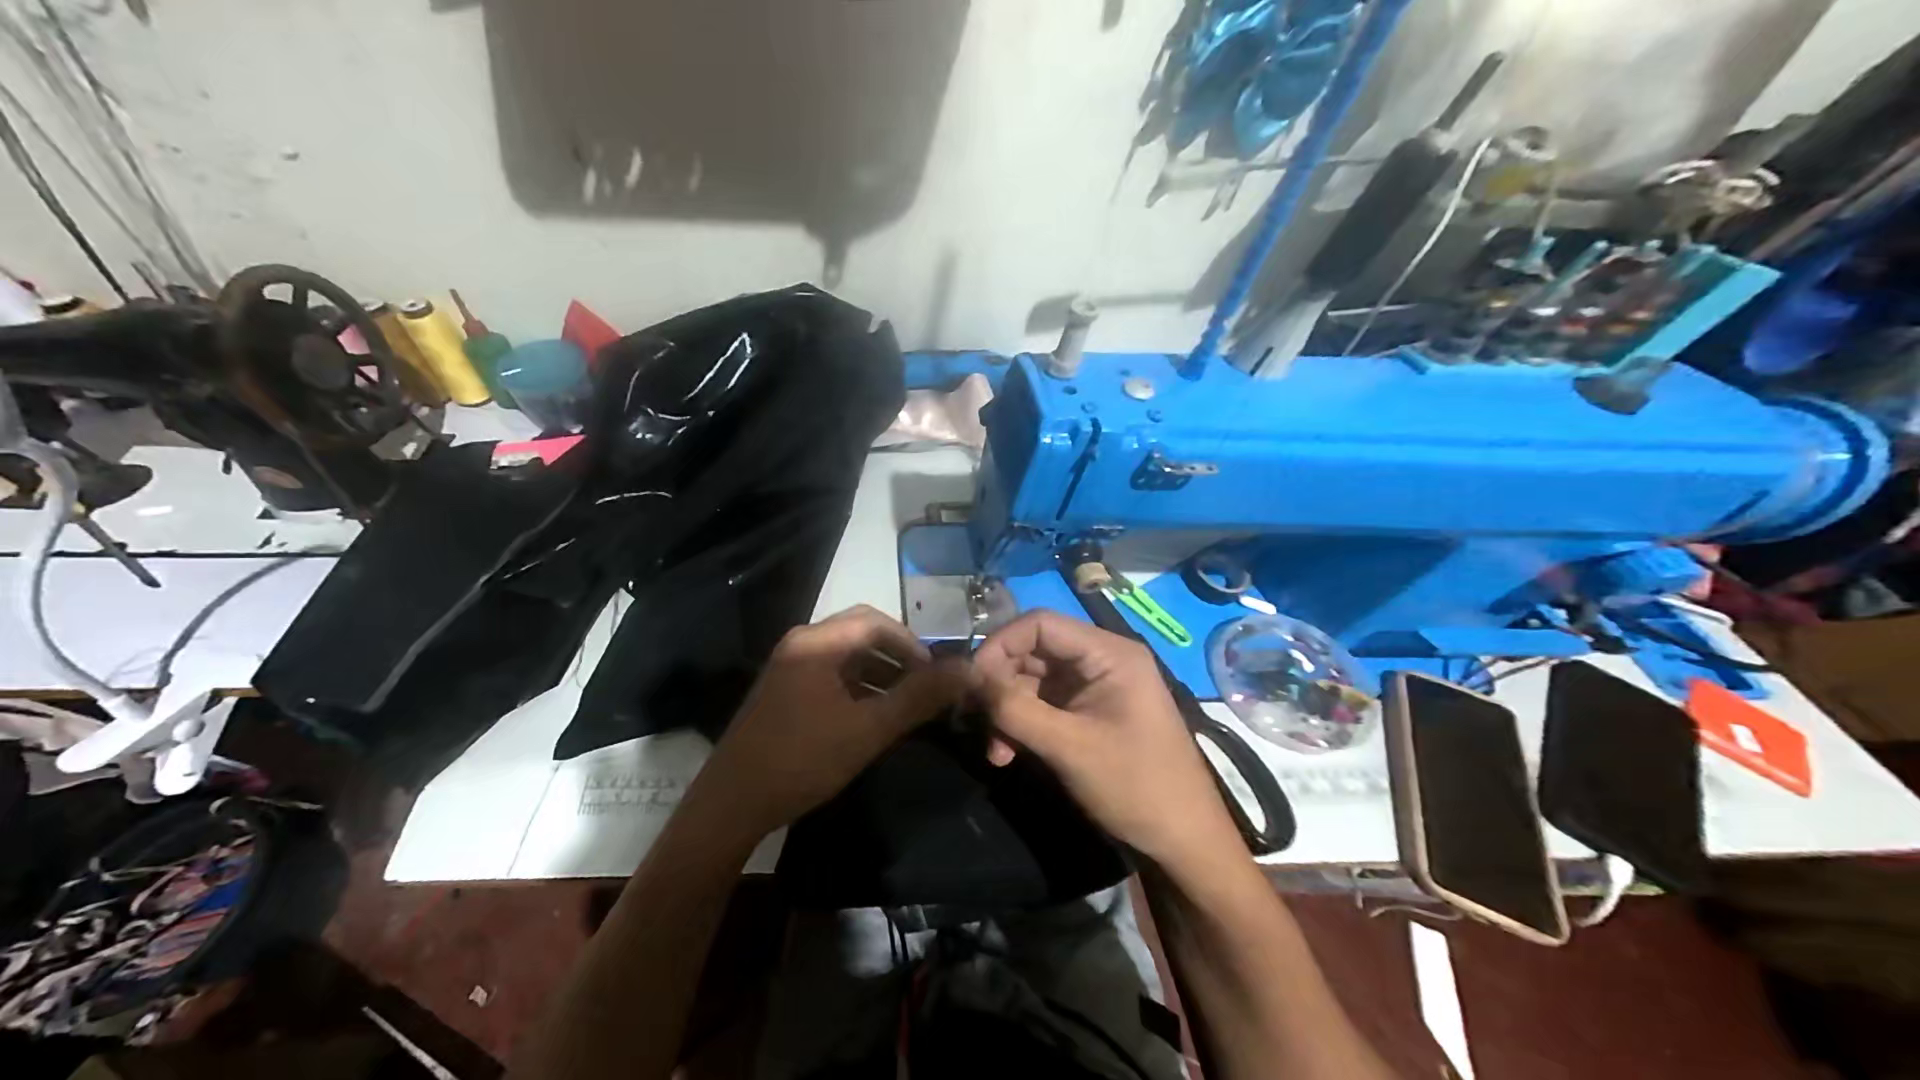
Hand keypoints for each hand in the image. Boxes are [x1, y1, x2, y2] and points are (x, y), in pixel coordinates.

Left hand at [697, 605, 965, 836]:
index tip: (937, 675)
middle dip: (898, 657)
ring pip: (847, 657)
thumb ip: (918, 697)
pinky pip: (832, 677)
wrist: (732, 804)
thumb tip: (967, 669)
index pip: (876, 622)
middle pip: (861, 634)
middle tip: (926, 686)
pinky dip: (860, 689)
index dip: (912, 644)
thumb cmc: (802, 760)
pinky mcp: (785, 693)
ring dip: (881, 674)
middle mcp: (801, 645)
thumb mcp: (868, 730)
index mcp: (816, 642)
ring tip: (909, 704)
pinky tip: (875, 717)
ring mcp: (789, 669)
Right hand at [972, 610, 1241, 870]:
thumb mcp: (1068, 746)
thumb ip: (1015, 708)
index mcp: (1109, 653)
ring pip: (1033, 682)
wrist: (1182, 841)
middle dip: (1001, 686)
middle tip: (976, 721)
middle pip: (1033, 652)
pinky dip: (1022, 726)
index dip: (1000, 644)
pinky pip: (1044, 706)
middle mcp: (1101, 660)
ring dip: (1008, 712)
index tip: (971, 681)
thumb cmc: (1134, 785)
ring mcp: (1095, 688)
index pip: (1040, 623)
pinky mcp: (1088, 714)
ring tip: (995, 751)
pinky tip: (1007, 755)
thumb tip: (968, 678)